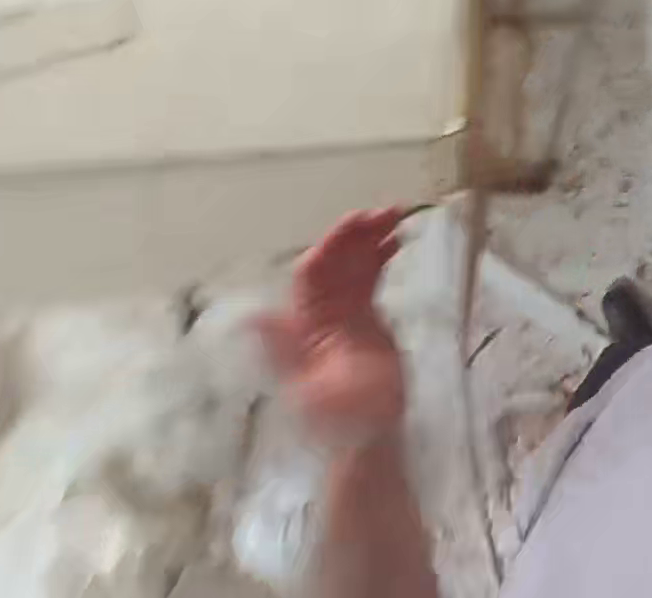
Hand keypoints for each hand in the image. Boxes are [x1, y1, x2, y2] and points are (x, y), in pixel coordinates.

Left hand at [255, 207, 409, 449]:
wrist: (368, 439)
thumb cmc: (343, 420)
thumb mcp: (314, 389)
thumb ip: (286, 353)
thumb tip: (253, 319)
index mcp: (303, 324)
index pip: (313, 270)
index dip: (333, 243)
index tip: (360, 221)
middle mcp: (319, 311)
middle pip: (335, 260)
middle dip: (357, 233)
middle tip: (388, 212)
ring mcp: (343, 311)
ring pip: (354, 263)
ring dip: (372, 238)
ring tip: (398, 217)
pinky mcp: (365, 316)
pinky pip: (370, 276)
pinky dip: (381, 256)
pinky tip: (398, 242)